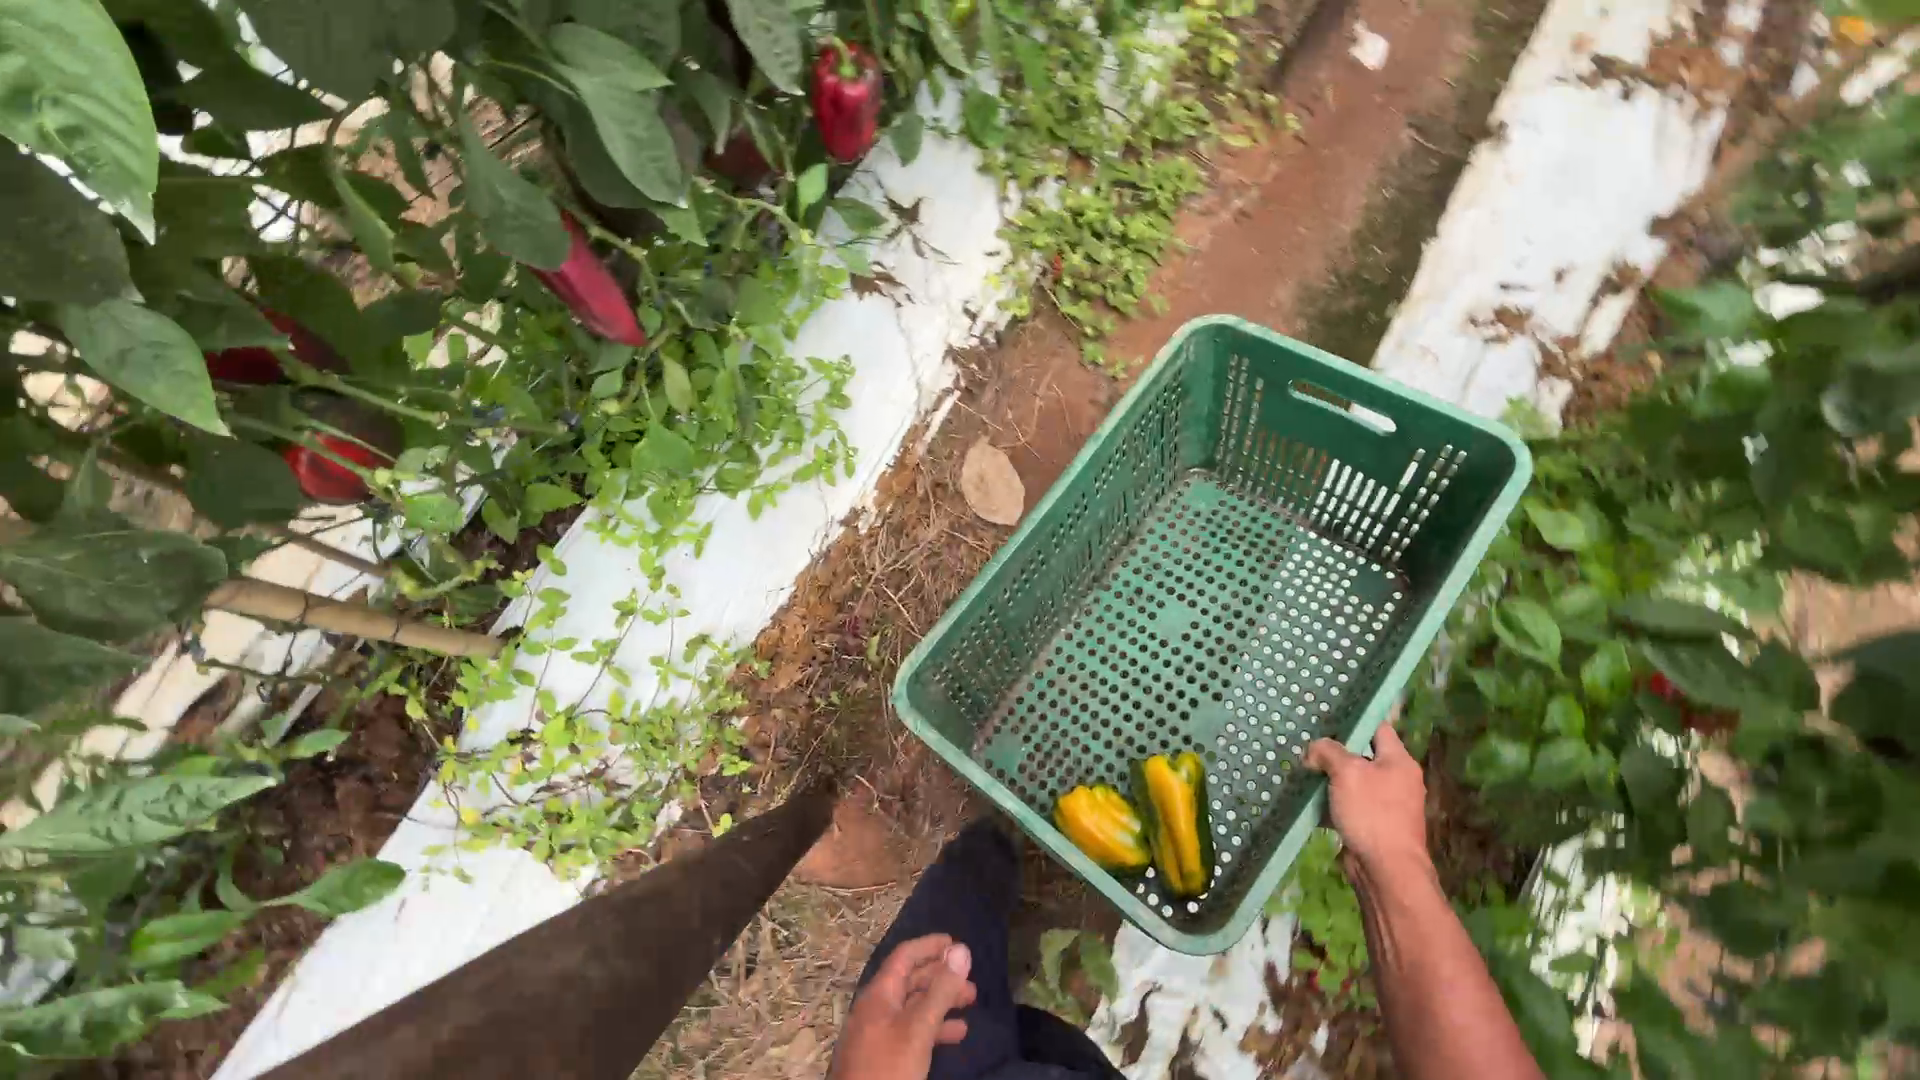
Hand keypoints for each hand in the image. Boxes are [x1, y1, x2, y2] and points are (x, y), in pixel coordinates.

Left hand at [828, 934, 976, 1079]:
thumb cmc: (888, 1067)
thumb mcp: (918, 1028)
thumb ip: (941, 990)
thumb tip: (961, 949)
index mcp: (879, 994)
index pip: (904, 956)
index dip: (929, 946)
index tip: (955, 943)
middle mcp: (877, 1007)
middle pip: (911, 980)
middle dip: (941, 976)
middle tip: (970, 980)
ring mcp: (878, 1033)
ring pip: (914, 1007)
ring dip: (941, 1002)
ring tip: (969, 1004)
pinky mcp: (883, 1055)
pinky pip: (912, 1030)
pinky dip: (934, 1027)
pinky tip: (956, 1034)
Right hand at [1304, 723, 1431, 875]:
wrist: (1387, 870)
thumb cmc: (1372, 813)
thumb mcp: (1347, 771)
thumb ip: (1328, 751)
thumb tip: (1314, 751)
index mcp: (1398, 761)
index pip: (1378, 728)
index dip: (1355, 720)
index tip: (1328, 717)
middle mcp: (1397, 780)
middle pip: (1362, 755)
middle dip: (1334, 752)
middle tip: (1308, 747)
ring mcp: (1386, 804)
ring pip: (1353, 782)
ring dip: (1329, 779)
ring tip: (1303, 773)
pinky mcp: (1374, 825)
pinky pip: (1349, 806)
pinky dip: (1331, 804)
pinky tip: (1309, 803)